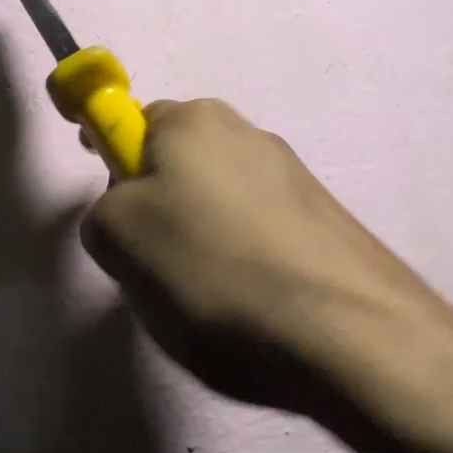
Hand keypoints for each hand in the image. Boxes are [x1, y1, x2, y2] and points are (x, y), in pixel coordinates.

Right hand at [83, 100, 452, 452]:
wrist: (352, 334)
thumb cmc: (215, 270)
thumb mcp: (117, 239)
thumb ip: (100, 210)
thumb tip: (126, 213)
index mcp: (190, 119)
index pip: (129, 118)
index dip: (111, 155)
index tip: (113, 208)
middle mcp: (244, 131)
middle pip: (175, 159)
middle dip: (156, 203)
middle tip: (152, 260)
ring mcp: (293, 175)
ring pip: (217, 198)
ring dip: (201, 235)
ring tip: (208, 296)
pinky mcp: (326, 220)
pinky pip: (260, 230)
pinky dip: (245, 259)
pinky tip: (251, 305)